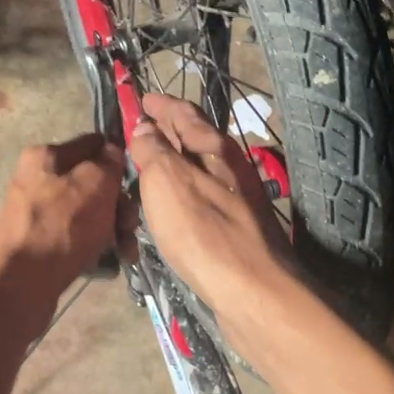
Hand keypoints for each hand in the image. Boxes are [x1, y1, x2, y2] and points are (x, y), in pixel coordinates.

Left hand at [0, 134, 127, 300]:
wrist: (20, 285)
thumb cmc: (60, 226)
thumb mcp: (94, 185)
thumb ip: (108, 163)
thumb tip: (113, 151)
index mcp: (46, 157)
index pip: (92, 144)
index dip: (117, 159)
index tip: (137, 180)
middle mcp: (39, 180)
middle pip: (93, 182)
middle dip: (119, 204)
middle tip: (131, 225)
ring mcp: (38, 213)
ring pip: (89, 212)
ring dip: (114, 228)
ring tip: (127, 250)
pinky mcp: (42, 243)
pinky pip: (77, 235)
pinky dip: (97, 244)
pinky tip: (114, 259)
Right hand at [129, 94, 293, 334]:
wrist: (254, 294)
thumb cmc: (205, 232)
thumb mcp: (168, 182)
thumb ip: (154, 151)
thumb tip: (144, 127)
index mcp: (216, 149)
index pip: (186, 114)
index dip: (163, 105)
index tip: (143, 99)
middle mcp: (229, 170)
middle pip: (194, 142)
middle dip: (167, 132)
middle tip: (139, 129)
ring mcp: (234, 202)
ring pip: (196, 172)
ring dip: (171, 165)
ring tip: (144, 167)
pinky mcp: (232, 233)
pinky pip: (198, 202)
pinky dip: (178, 196)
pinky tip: (166, 210)